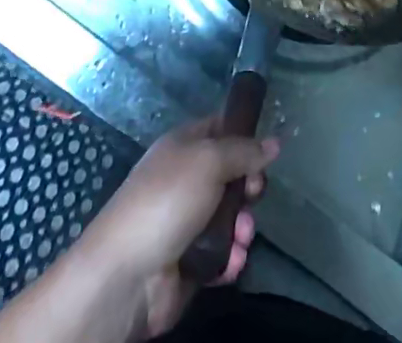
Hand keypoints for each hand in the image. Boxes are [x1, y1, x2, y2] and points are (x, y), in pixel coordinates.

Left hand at [76, 116, 279, 338]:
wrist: (127, 274)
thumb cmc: (167, 200)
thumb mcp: (209, 160)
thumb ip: (244, 150)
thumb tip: (274, 143)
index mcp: (183, 147)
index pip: (219, 128)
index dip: (243, 136)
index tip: (264, 151)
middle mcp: (186, 180)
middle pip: (232, 175)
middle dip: (249, 187)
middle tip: (253, 195)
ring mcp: (188, 221)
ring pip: (232, 216)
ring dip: (243, 227)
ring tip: (240, 237)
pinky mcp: (192, 260)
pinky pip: (224, 253)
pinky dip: (231, 258)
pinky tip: (229, 262)